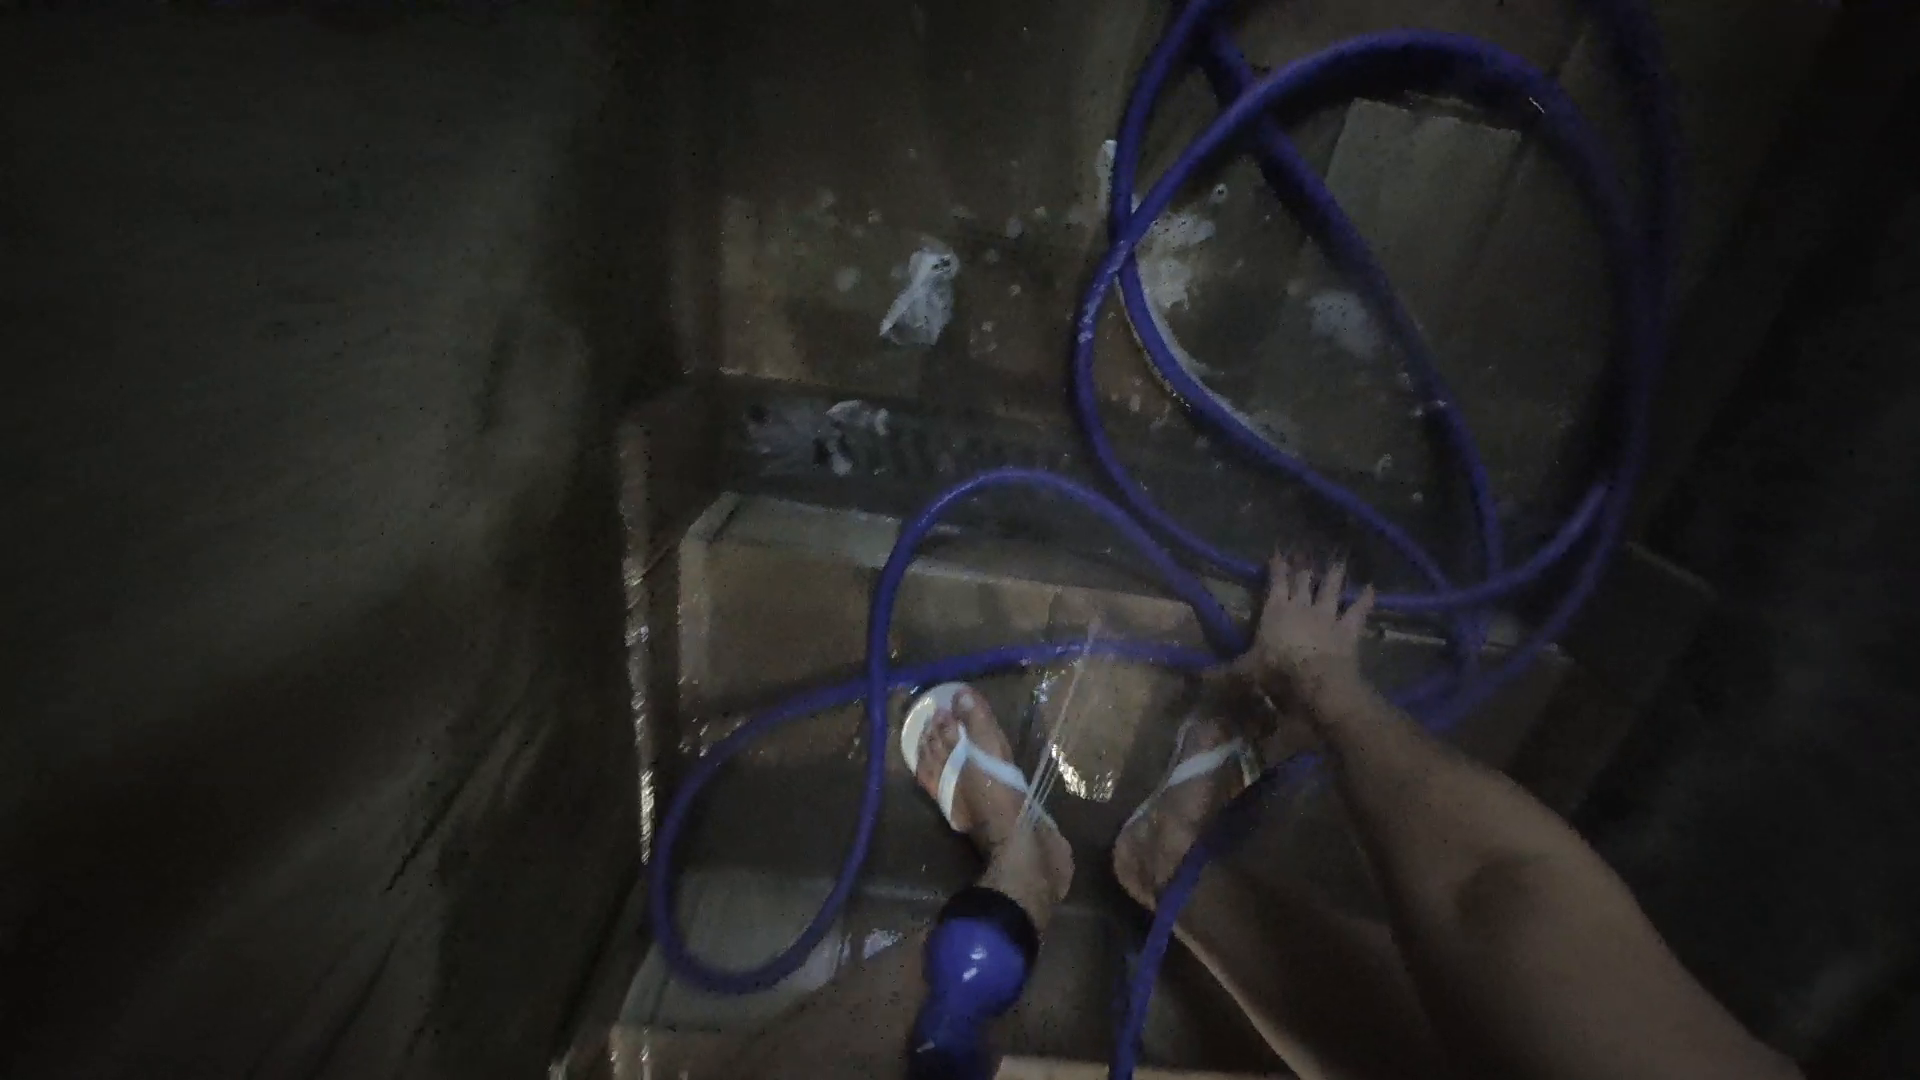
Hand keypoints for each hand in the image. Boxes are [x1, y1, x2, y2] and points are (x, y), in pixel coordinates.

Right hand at [1235, 553, 1374, 708]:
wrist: (1315, 679)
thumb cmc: (1276, 670)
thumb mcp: (1243, 672)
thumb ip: (1223, 673)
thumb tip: (1197, 677)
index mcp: (1274, 610)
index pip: (1274, 583)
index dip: (1276, 567)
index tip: (1277, 552)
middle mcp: (1301, 607)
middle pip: (1303, 581)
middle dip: (1304, 567)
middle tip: (1305, 552)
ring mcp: (1327, 616)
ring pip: (1332, 590)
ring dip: (1335, 576)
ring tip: (1339, 562)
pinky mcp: (1348, 630)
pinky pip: (1358, 612)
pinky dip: (1365, 600)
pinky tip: (1371, 588)